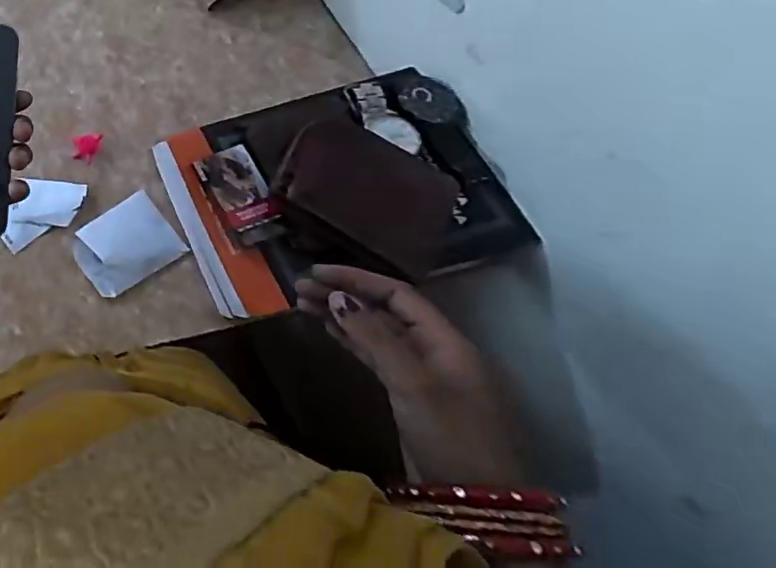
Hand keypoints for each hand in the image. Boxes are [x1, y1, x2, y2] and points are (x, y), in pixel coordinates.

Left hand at [0, 80, 32, 281]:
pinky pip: (7, 195)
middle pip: (1, 132)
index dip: (0, 101)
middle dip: (18, 125)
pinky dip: (17, 189)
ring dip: (21, 153)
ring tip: (16, 157)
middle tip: (20, 127)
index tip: (17, 95)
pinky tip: (14, 188)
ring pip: (10, 159)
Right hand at [295, 264, 523, 484]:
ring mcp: (421, 372)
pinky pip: (374, 352)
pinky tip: (326, 328)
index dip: (357, 279)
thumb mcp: (412, 383)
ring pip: (375, 330)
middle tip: (300, 287)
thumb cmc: (451, 435)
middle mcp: (434, 349)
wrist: (475, 503)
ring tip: (303, 302)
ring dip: (341, 314)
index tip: (317, 272)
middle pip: (384, 309)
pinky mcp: (408, 392)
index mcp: (446, 340)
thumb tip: (338, 297)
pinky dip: (349, 337)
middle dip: (343, 294)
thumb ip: (374, 337)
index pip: (397, 294)